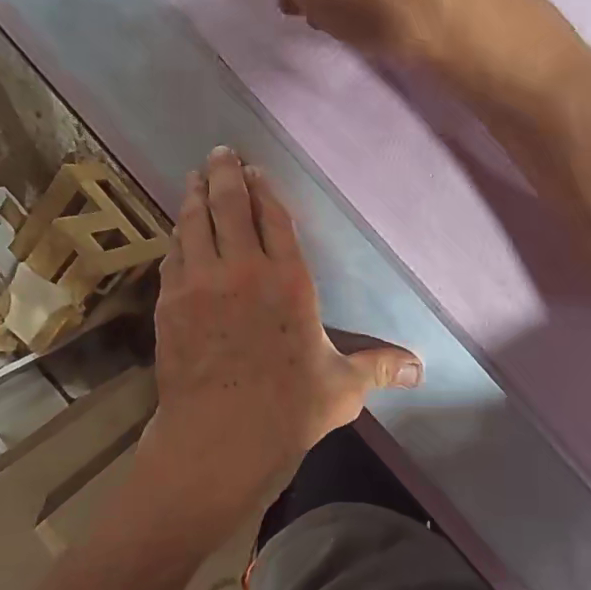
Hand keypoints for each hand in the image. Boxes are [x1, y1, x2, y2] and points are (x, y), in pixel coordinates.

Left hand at [143, 146, 421, 526]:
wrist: (221, 436)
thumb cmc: (289, 410)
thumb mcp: (343, 387)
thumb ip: (378, 367)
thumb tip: (420, 370)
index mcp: (289, 281)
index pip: (274, 218)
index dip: (263, 190)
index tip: (253, 171)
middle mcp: (242, 270)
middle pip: (229, 206)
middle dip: (224, 174)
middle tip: (219, 153)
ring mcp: (200, 284)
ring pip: (194, 224)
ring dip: (194, 196)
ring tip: (194, 177)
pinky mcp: (170, 303)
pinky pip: (173, 257)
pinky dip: (177, 238)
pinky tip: (177, 231)